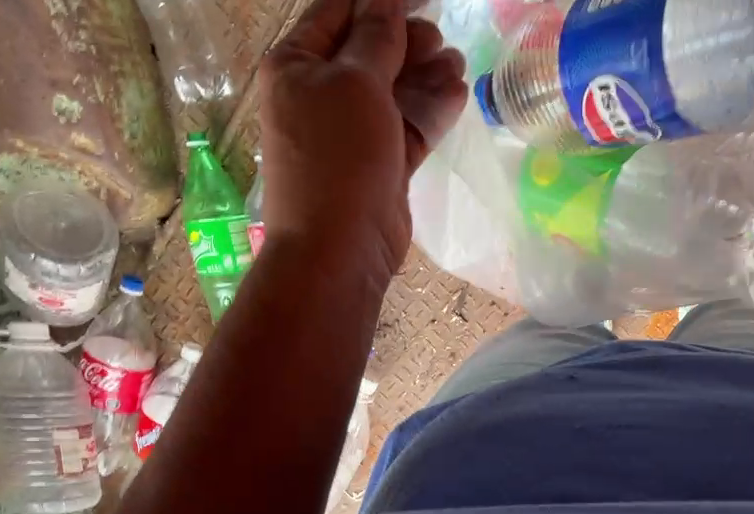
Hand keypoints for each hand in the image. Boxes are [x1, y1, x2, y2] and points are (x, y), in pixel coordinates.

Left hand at [259, 0, 466, 278]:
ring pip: (393, 91)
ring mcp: (353, 134)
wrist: (339, 249)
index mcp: (296, 65)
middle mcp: (321, 95)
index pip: (336, 12)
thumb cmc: (337, 157)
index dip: (378, 0)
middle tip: (440, 33)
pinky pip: (407, 127)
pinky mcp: (381, 166)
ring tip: (456, 61)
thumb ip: (377, 37)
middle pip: (369, 51)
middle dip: (406, 39)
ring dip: (425, 74)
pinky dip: (430, 109)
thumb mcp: (356, 83)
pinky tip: (457, 92)